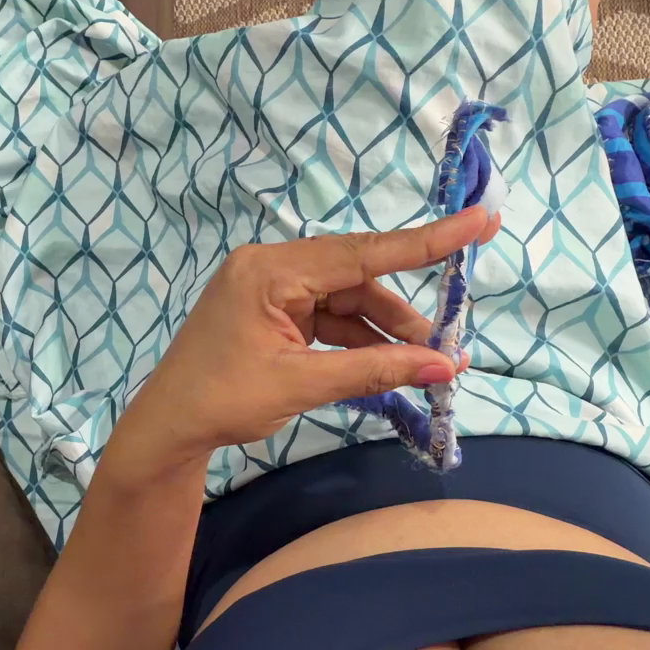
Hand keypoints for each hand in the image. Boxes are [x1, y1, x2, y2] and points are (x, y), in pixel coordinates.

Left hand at [107, 207, 499, 472]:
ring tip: (427, 364)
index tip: (480, 220)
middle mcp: (272, 267)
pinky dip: (356, 341)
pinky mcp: (271, 313)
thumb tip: (445, 367)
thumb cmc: (223, 401)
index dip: (426, 241)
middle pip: (356, 279)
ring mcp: (270, 290)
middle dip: (402, 315)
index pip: (361, 252)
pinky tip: (388, 364)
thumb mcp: (302, 384)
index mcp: (271, 270)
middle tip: (449, 347)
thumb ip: (375, 369)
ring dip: (383, 333)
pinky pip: (326, 319)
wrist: (168, 429)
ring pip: (345, 302)